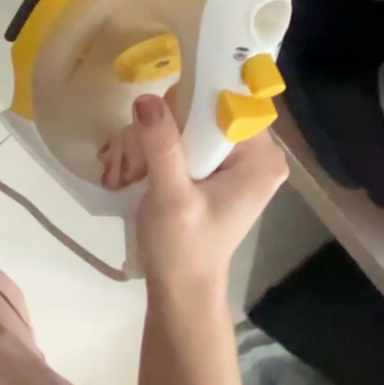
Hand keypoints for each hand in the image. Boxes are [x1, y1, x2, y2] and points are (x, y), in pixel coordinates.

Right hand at [101, 94, 287, 292]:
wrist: (179, 286)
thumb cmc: (183, 247)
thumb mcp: (171, 196)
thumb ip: (162, 146)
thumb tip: (146, 98)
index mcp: (259, 157)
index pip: (226, 101)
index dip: (186, 104)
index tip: (153, 124)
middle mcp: (249, 152)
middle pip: (194, 111)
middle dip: (154, 132)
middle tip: (131, 165)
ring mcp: (225, 160)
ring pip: (174, 124)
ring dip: (140, 145)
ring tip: (123, 175)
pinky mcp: (203, 167)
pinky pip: (169, 140)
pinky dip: (142, 153)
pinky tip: (125, 175)